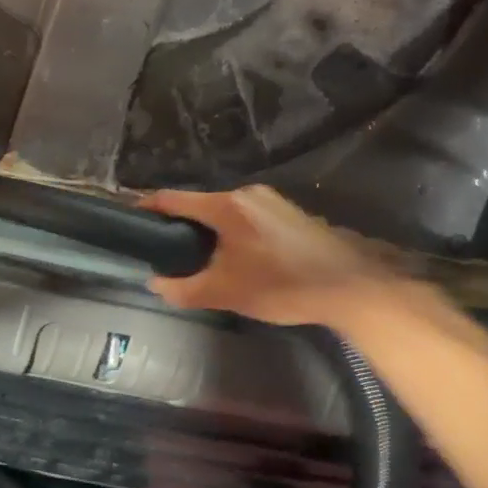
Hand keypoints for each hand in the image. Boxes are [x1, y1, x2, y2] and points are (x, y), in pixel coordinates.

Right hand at [139, 186, 401, 327]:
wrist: (355, 291)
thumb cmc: (281, 286)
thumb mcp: (223, 292)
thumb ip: (181, 288)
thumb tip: (156, 284)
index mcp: (226, 206)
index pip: (172, 199)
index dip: (146, 208)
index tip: (131, 220)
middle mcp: (248, 194)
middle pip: (199, 205)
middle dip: (181, 225)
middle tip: (168, 250)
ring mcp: (274, 202)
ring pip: (226, 212)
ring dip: (210, 231)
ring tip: (201, 257)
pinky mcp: (293, 215)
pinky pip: (249, 218)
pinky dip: (235, 234)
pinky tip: (239, 259)